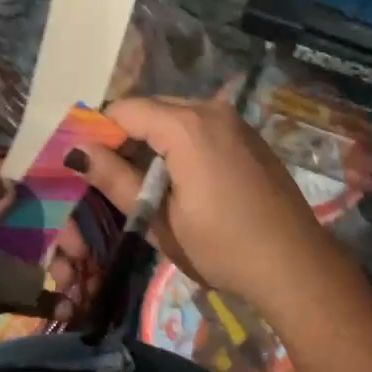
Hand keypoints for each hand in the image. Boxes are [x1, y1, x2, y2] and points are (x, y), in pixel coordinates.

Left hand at [0, 163, 91, 364]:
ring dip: (48, 265)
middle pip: (9, 218)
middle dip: (49, 228)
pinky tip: (63, 307)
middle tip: (84, 250)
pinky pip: (4, 295)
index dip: (28, 175)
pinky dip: (34, 298)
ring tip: (83, 282)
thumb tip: (11, 187)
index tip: (76, 178)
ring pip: (13, 256)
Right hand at [67, 96, 342, 311]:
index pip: (126, 110)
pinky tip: (181, 179)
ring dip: (155, 140)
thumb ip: (117, 180)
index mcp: (186, 126)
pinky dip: (182, 142)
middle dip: (127, 136)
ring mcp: (235, 120)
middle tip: (111, 178)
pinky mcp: (249, 135)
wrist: (294, 263)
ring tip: (143, 183)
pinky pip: (202, 125)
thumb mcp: (161, 220)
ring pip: (178, 115)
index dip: (100, 133)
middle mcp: (211, 109)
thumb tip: (78, 152)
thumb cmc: (222, 246)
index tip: (87, 165)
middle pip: (153, 108)